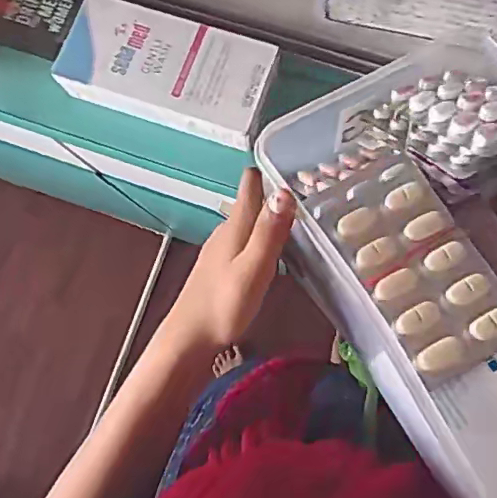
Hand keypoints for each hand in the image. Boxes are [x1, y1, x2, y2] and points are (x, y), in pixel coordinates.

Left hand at [158, 168, 293, 352]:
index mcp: (235, 227)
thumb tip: (285, 191)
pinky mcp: (221, 267)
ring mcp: (221, 249)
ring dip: (269, 215)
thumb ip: (269, 232)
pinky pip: (246, 240)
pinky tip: (273, 249)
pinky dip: (262, 236)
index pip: (250, 185)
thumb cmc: (222, 306)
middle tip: (307, 185)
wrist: (189, 340)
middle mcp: (227, 232)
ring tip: (296, 213)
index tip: (292, 157)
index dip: (268, 169)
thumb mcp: (253, 268)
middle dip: (274, 191)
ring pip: (248, 221)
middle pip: (251, 201)